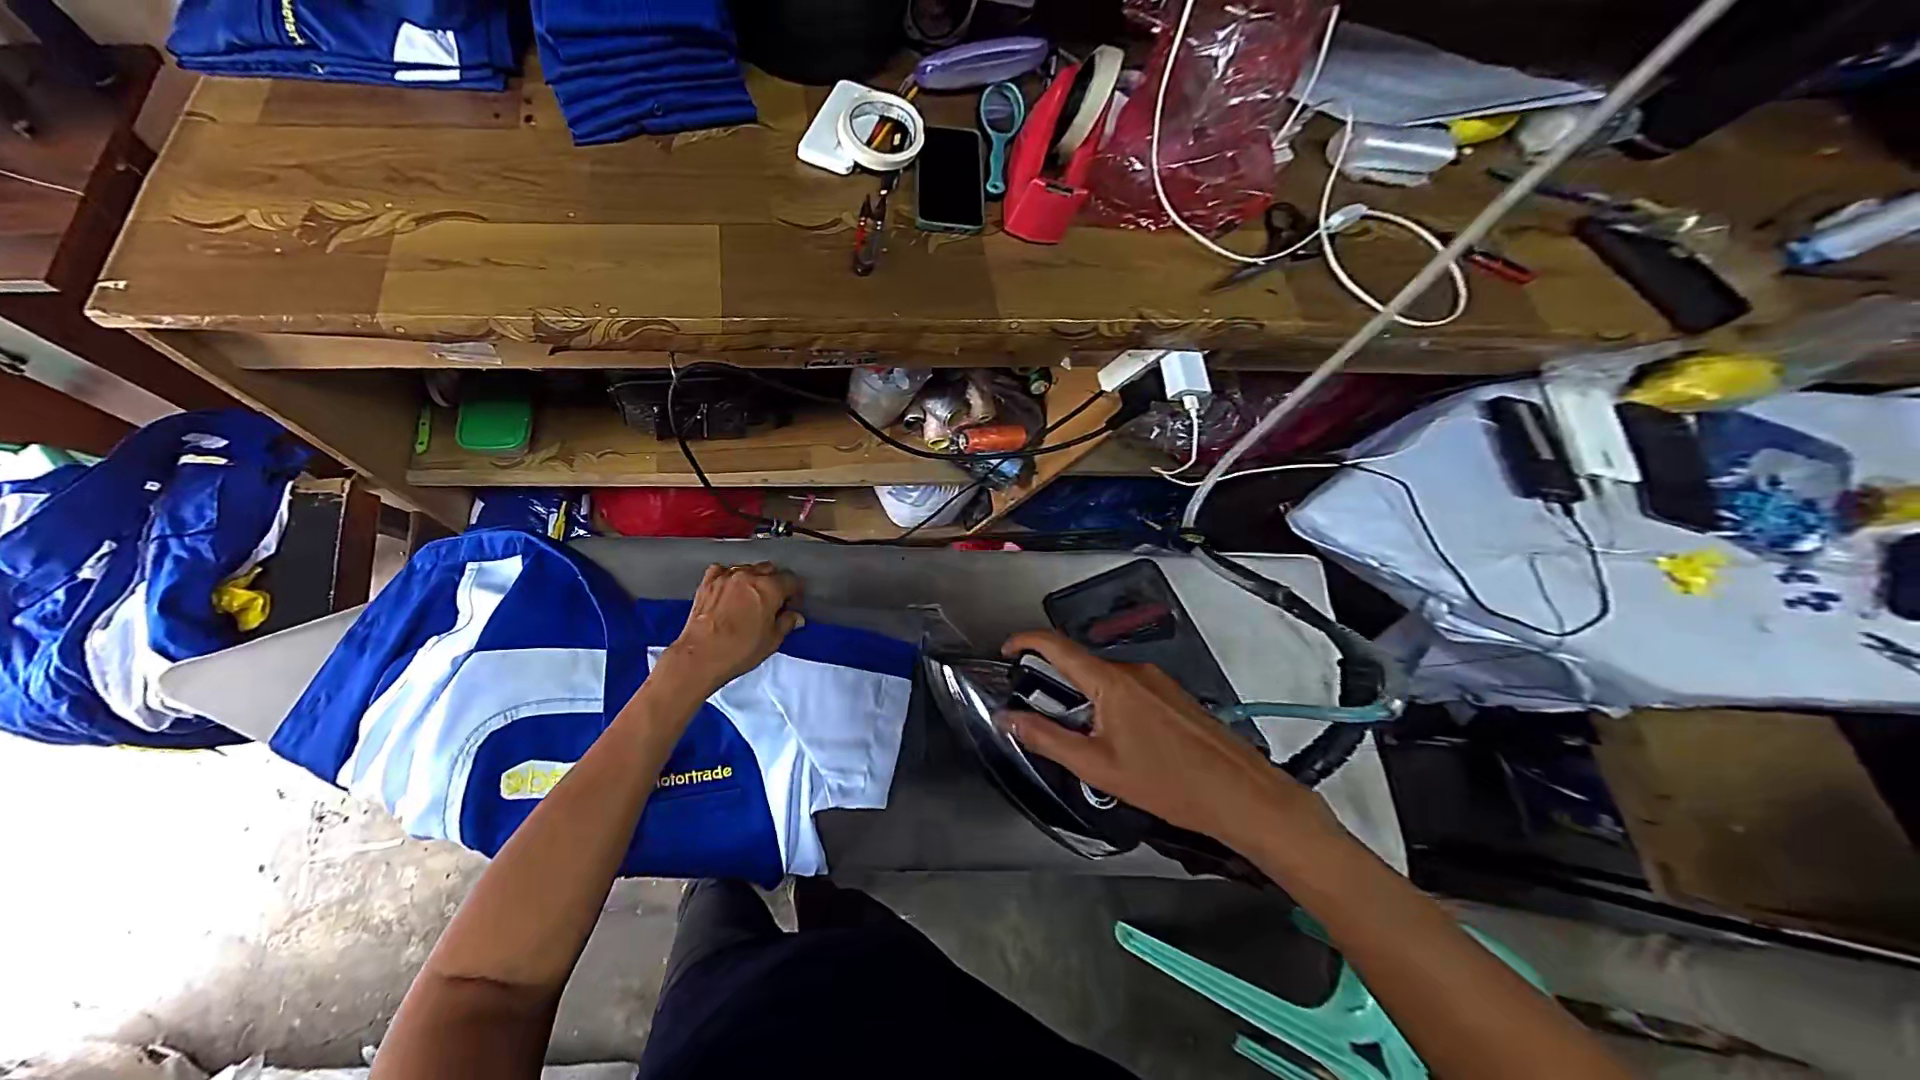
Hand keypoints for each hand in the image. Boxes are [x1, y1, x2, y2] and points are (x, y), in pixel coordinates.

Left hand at [657, 563, 804, 695]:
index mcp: (770, 588)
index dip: (795, 592)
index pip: (791, 580)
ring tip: (751, 597)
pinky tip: (731, 589)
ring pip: (747, 568)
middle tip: (774, 601)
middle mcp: (748, 576)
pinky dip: (729, 577)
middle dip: (775, 582)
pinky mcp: (708, 583)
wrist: (701, 656)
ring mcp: (726, 577)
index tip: (792, 603)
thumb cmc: (737, 650)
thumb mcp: (772, 640)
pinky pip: (723, 570)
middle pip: (769, 569)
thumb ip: (786, 623)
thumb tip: (793, 617)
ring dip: (753, 579)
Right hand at [997, 631, 1336, 852]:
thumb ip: (1047, 738)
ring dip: (1086, 702)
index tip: (1008, 650)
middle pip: (1080, 665)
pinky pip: (1129, 689)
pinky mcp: (1171, 694)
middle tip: (1047, 722)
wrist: (1239, 793)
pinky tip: (1122, 745)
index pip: (1057, 646)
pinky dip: (1110, 706)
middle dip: (1056, 687)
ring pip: (1105, 680)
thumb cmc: (1172, 783)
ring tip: (1092, 746)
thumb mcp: (1097, 766)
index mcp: (1112, 683)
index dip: (1026, 641)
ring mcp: (1157, 680)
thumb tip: (1011, 720)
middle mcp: (1135, 671)